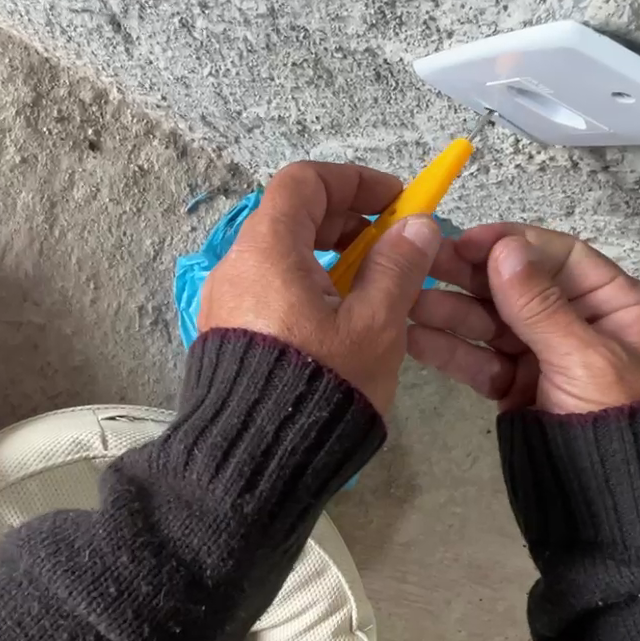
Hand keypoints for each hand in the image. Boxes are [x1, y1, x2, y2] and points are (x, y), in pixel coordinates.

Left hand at [197, 161, 441, 413]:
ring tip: (372, 290)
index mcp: (267, 250)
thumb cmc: (322, 384)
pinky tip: (338, 322)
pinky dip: (307, 288)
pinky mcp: (227, 333)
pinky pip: (270, 291)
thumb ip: (397, 267)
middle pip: (291, 217)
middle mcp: (236, 267)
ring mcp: (226, 302)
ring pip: (282, 258)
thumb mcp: (374, 325)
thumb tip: (413, 227)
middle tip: (391, 246)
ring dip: (330, 259)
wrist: (257, 458)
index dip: (353, 181)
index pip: (304, 182)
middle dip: (347, 221)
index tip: (395, 202)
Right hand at [408, 223, 639, 413]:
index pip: (561, 258)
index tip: (465, 240)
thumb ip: (540, 305)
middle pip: (518, 287)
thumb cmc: (615, 421)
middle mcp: (578, 324)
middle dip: (470, 276)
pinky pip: (479, 360)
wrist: (609, 506)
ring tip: (406, 300)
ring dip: (449, 311)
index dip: (512, 244)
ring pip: (491, 324)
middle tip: (421, 262)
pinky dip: (449, 350)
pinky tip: (413, 337)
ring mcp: (544, 356)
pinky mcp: (515, 386)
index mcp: (617, 306)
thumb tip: (504, 247)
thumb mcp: (585, 359)